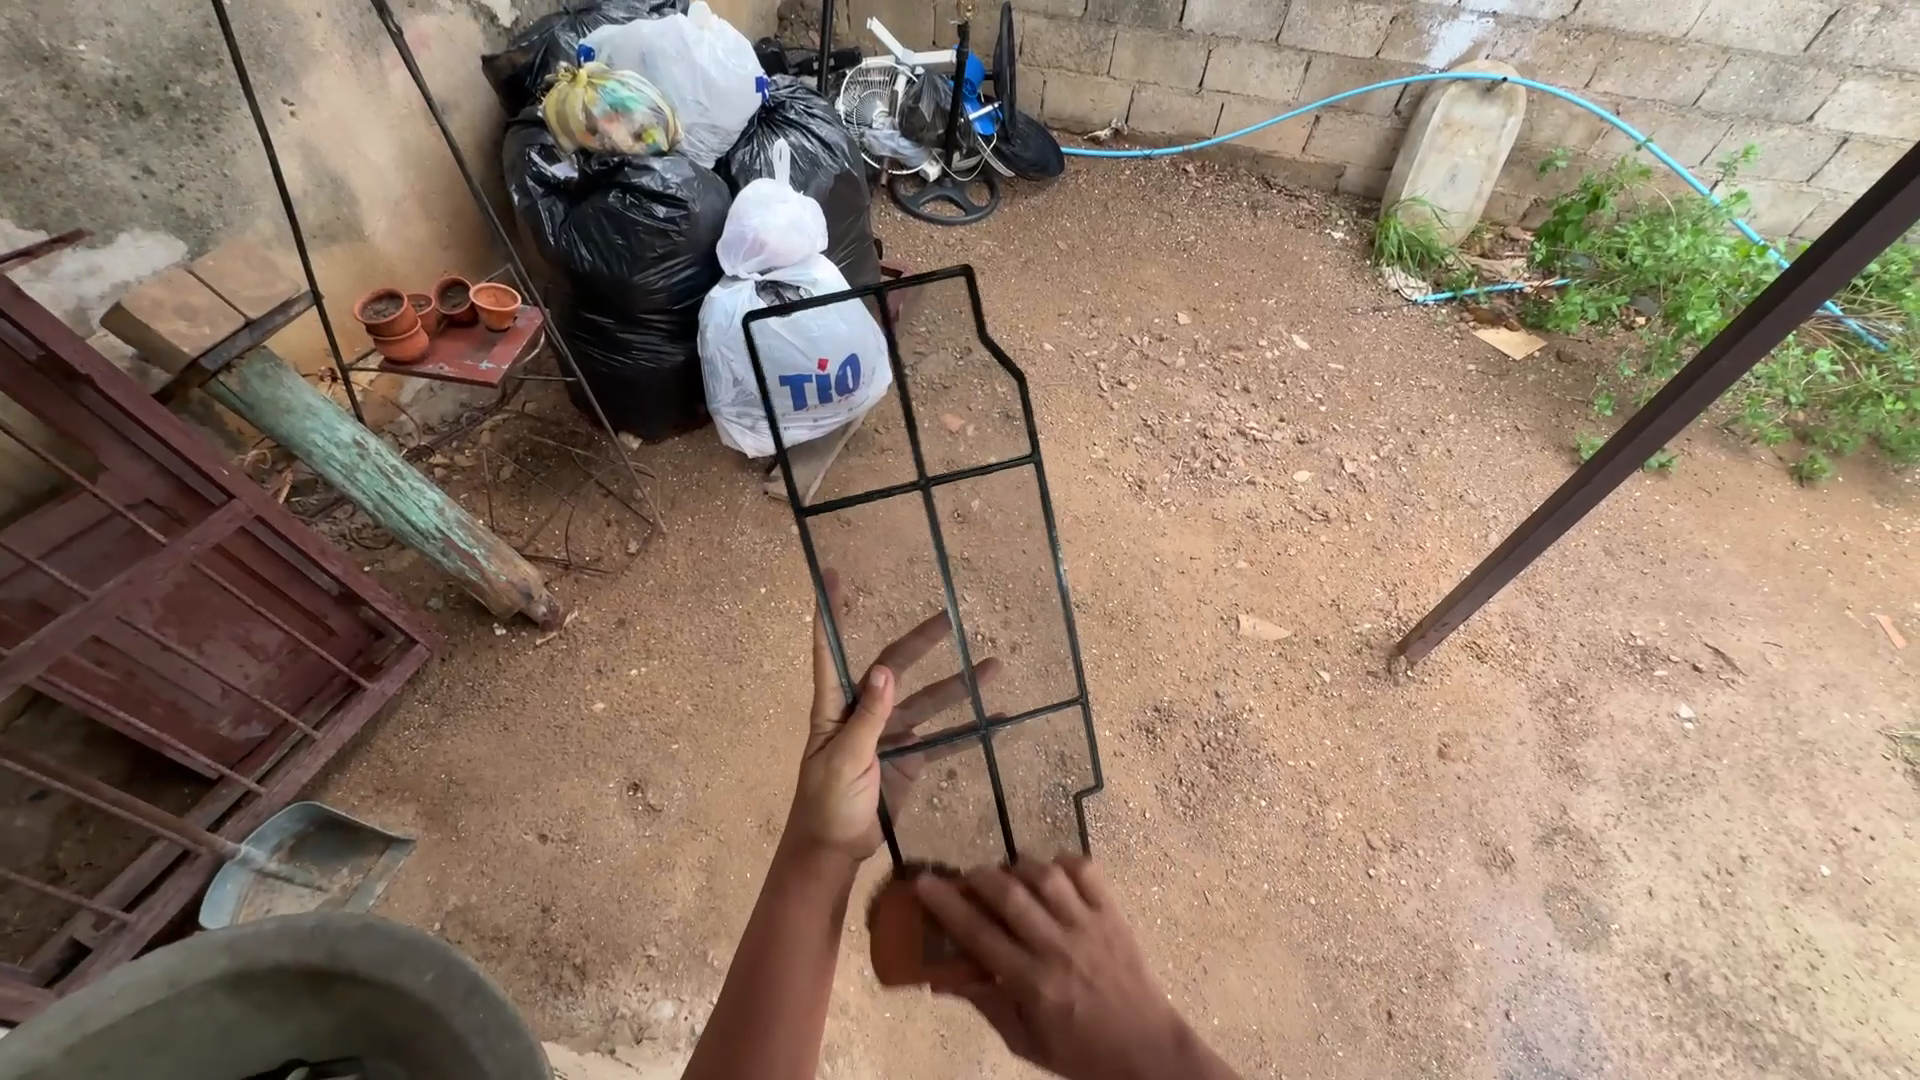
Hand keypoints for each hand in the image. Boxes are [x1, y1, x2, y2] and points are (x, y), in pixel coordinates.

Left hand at [787, 571, 1001, 861]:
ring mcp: (888, 734)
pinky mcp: (908, 758)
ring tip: (994, 666)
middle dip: (921, 642)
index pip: (831, 649)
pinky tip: (994, 719)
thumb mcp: (844, 759)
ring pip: (926, 701)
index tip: (831, 576)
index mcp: (835, 705)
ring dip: (957, 686)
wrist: (834, 850)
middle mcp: (863, 710)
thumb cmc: (826, 803)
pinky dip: (966, 728)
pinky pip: (941, 737)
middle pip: (894, 666)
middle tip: (950, 619)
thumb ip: (867, 717)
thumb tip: (885, 670)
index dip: (832, 614)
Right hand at [916, 858, 1227, 1079]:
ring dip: (1020, 867)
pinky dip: (1064, 862)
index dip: (947, 905)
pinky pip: (1086, 870)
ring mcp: (1089, 926)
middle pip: (1010, 896)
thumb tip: (945, 975)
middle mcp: (1058, 948)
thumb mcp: (1025, 1042)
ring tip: (1010, 874)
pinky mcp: (1113, 913)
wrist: (1147, 1051)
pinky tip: (1052, 872)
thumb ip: (987, 1004)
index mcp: (1033, 984)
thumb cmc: (1079, 1052)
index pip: (980, 935)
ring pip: (1046, 876)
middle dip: (980, 877)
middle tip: (967, 875)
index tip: (924, 882)